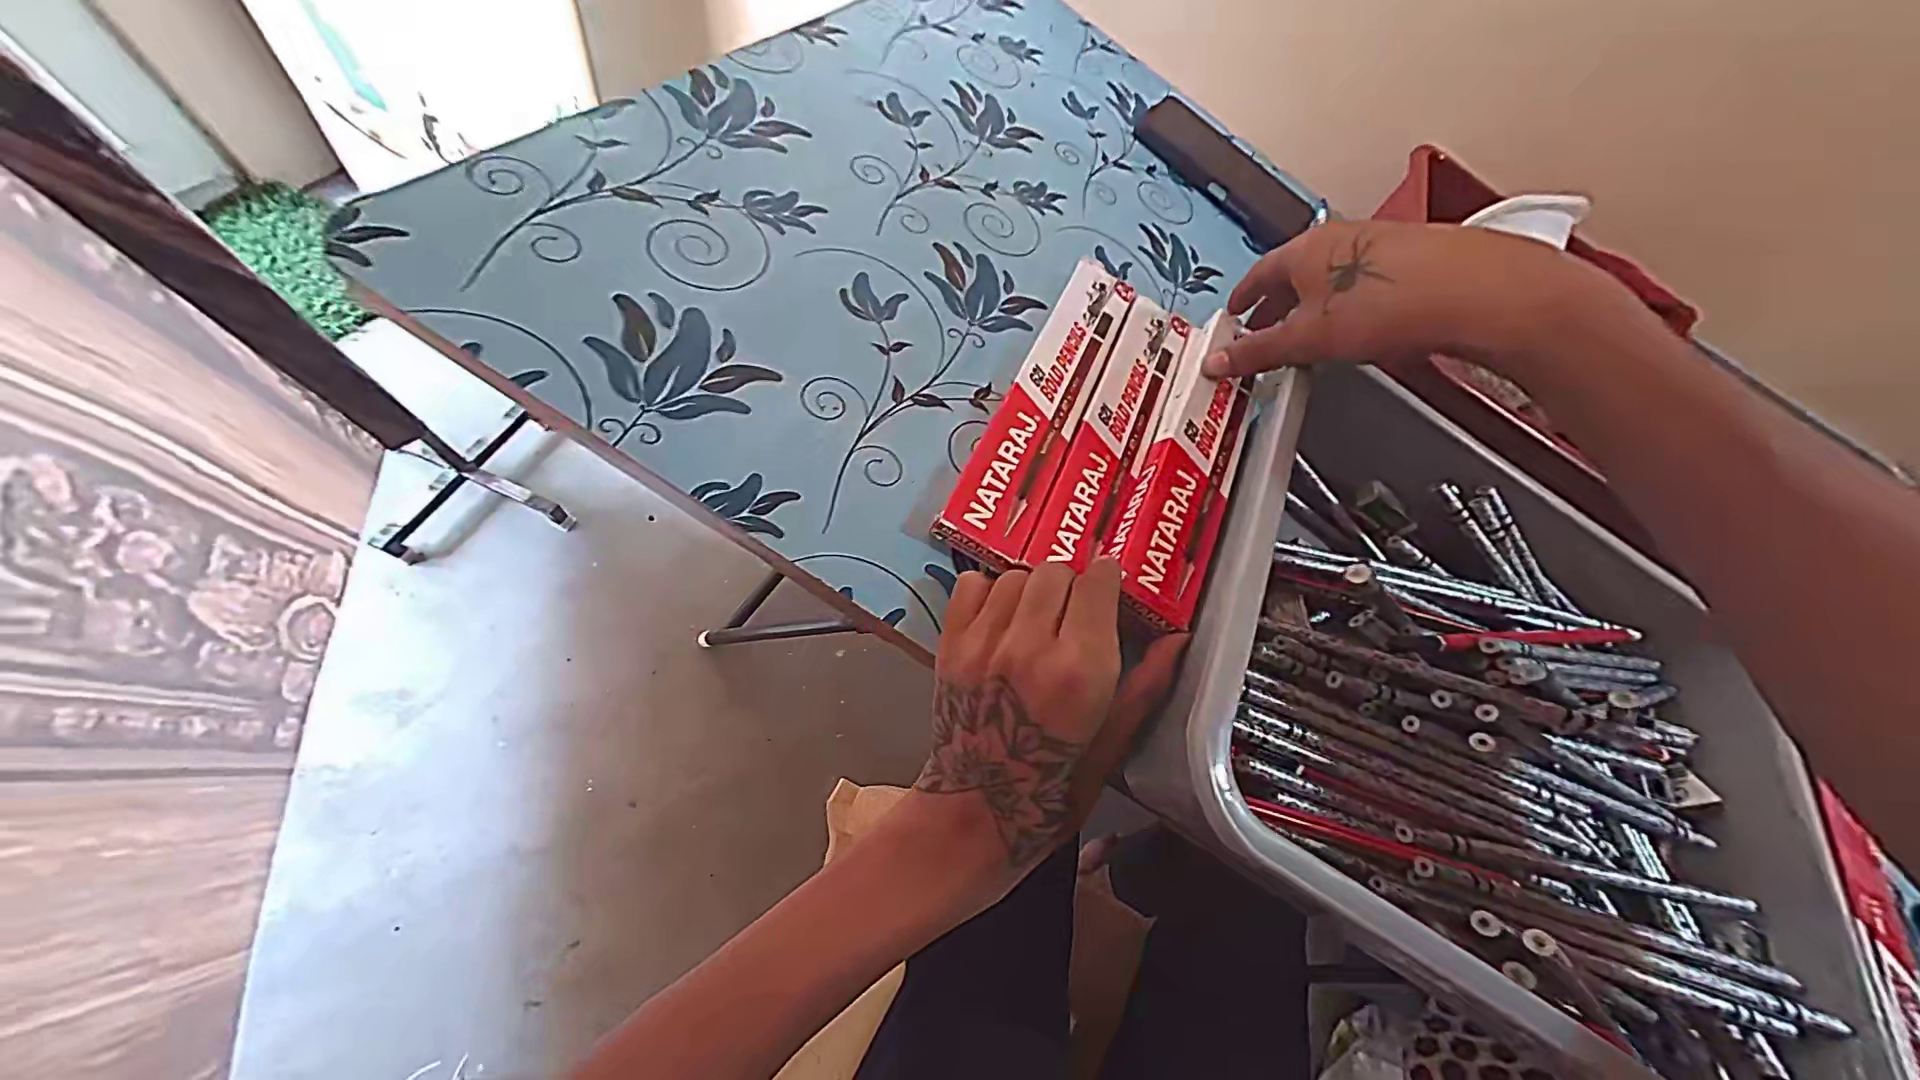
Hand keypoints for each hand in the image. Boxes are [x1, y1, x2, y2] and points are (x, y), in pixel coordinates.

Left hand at [908, 558, 1186, 900]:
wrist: (974, 811)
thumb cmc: (1050, 789)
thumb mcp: (1111, 744)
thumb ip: (1144, 686)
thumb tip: (1177, 640)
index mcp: (1079, 671)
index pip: (1096, 583)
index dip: (1107, 579)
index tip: (1109, 587)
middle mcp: (1029, 647)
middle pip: (1054, 571)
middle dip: (1071, 584)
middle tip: (1075, 611)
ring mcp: (983, 643)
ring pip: (1014, 575)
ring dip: (1032, 588)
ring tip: (1038, 618)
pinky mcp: (950, 645)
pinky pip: (971, 584)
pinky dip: (988, 591)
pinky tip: (1001, 618)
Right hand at [1201, 220, 1634, 379]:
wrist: (1483, 295)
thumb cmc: (1393, 304)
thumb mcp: (1308, 339)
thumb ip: (1257, 352)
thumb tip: (1218, 362)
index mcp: (1306, 249)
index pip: (1258, 274)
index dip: (1242, 298)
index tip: (1234, 313)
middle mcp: (1342, 238)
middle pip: (1293, 275)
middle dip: (1275, 306)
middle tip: (1264, 334)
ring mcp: (1380, 245)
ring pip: (1330, 279)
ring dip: (1311, 308)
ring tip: (1307, 339)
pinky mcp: (1413, 259)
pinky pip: (1363, 284)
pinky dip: (1346, 307)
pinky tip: (1354, 331)